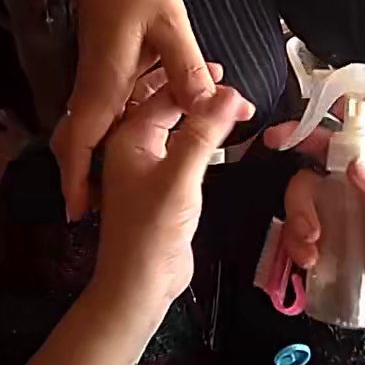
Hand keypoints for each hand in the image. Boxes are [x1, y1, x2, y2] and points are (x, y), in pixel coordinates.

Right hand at [52, 0, 214, 219]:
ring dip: (103, 157)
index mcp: (106, 85)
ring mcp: (95, 81)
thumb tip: (208, 111)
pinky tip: (150, 134)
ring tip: (119, 181)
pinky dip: (121, 130)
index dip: (75, 178)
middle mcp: (93, 90)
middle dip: (84, 178)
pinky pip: (106, 112)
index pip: (81, 141)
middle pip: (78, 143)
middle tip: (98, 208)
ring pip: (92, 130)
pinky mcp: (103, 72)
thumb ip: (188, 70)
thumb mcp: (170, 25)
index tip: (77, 212)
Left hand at [95, 82, 253, 302]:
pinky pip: (178, 148)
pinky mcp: (157, 184)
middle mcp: (131, 146)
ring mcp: (143, 165)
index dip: (199, 86)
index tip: (233, 83)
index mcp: (127, 137)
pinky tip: (214, 136)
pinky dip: (197, 138)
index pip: (165, 96)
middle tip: (236, 92)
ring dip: (200, 116)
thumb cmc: (150, 232)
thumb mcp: (180, 178)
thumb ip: (203, 134)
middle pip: (166, 107)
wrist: (138, 282)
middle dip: (199, 95)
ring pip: (173, 127)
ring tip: (231, 107)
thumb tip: (228, 94)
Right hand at [262, 122, 364, 355]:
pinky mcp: (329, 247)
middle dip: (301, 177)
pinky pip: (299, 231)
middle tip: (296, 198)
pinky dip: (294, 242)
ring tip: (310, 248)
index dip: (334, 128)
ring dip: (297, 217)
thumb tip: (357, 165)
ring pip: (304, 196)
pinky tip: (308, 263)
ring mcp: (346, 222)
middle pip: (321, 166)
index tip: (298, 132)